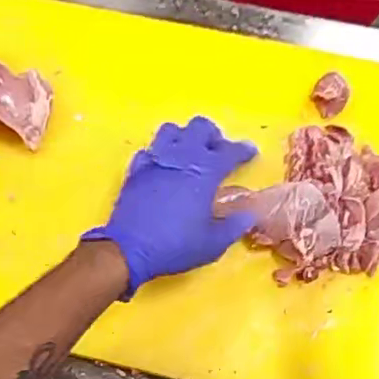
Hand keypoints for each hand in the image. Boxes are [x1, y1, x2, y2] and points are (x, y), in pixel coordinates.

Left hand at [82, 116, 257, 297]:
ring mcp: (155, 161)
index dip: (243, 150)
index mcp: (206, 171)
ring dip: (183, 137)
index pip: (230, 151)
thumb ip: (233, 227)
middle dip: (212, 136)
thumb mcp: (211, 244)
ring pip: (171, 131)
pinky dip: (157, 156)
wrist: (129, 250)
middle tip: (216, 150)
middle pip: (200, 127)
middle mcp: (181, 157)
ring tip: (187, 153)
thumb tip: (248, 215)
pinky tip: (160, 168)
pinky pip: (148, 152)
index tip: (249, 153)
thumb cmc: (175, 246)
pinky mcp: (135, 172)